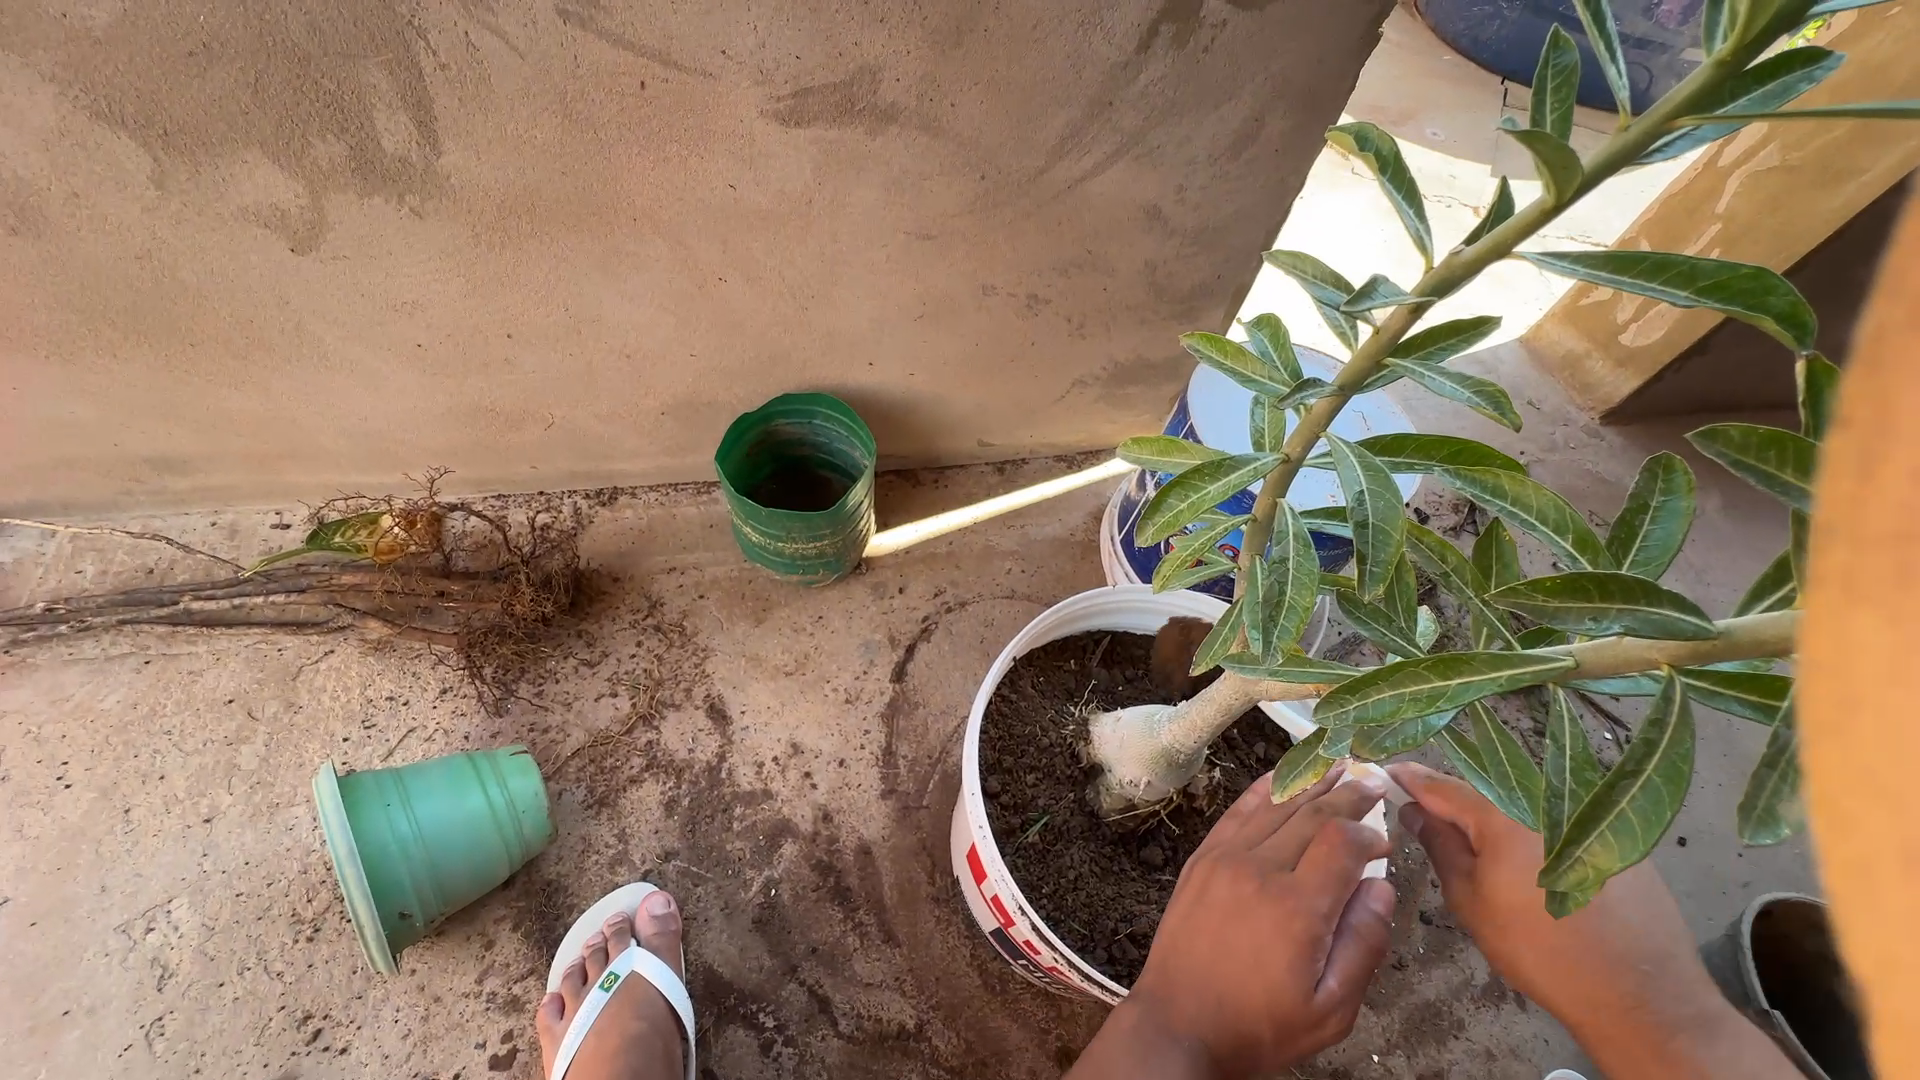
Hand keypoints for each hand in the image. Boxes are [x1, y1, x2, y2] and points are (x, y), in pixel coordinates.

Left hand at [1070, 766, 1395, 1079]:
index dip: (1368, 833)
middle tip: (1371, 781)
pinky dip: (1261, 790)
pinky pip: (1236, 812)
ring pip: (1274, 807)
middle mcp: (1259, 869)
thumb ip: (1363, 944)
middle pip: (1310, 816)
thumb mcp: (1331, 1009)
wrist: (1180, 1020)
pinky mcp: (1201, 858)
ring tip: (1336, 765)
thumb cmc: (1261, 1025)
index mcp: (1297, 907)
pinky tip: (1279, 776)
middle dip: (1345, 796)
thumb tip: (1382, 885)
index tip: (1385, 838)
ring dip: (1308, 783)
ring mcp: (1224, 858)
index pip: (1342, 843)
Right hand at [1388, 762, 1799, 1078]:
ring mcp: (1585, 820)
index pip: (1442, 785)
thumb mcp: (1470, 901)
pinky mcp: (1616, 841)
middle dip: (1452, 797)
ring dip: (1492, 813)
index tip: (1387, 773)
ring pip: (1522, 803)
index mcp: (1503, 816)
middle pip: (1483, 789)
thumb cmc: (1539, 950)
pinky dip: (1533, 829)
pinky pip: (1557, 820)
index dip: (1411, 778)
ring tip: (1474, 837)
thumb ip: (1439, 846)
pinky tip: (1529, 859)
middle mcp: (1545, 805)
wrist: (1641, 998)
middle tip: (1426, 812)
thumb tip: (1413, 810)